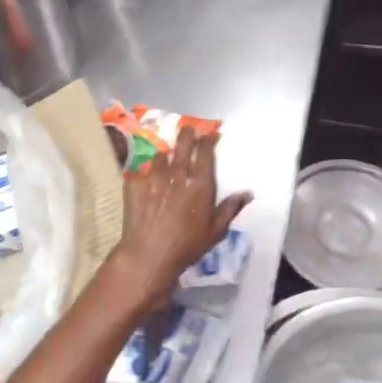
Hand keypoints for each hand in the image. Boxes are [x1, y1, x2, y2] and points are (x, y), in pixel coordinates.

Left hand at [109, 125, 251, 306]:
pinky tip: (144, 182)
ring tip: (165, 160)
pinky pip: (141, 172)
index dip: (207, 139)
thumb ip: (231, 208)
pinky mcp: (134, 183)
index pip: (205, 150)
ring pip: (160, 156)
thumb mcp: (216, 230)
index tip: (208, 134)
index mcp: (200, 183)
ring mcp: (153, 176)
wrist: (149, 253)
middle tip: (188, 129)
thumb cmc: (187, 245)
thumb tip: (247, 193)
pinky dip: (144, 174)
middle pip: (183, 143)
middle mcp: (177, 173)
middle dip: (187, 133)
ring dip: (165, 156)